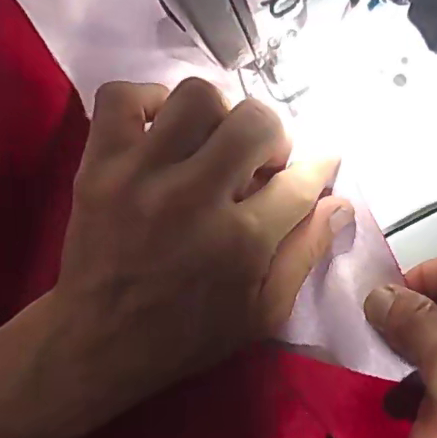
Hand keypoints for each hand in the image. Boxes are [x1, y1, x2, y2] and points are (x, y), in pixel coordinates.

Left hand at [38, 78, 345, 431]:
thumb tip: (339, 203)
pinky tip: (163, 130)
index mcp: (241, 241)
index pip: (300, 180)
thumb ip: (305, 254)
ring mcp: (139, 175)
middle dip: (273, 137)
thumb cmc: (188, 333)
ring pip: (197, 96)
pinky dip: (148, 101)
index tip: (318, 165)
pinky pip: (122, 96)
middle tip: (260, 163)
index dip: (319, 168)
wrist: (99, 341)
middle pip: (255, 121)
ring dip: (218, 115)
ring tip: (212, 145)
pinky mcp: (97, 165)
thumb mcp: (262, 312)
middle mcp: (193, 197)